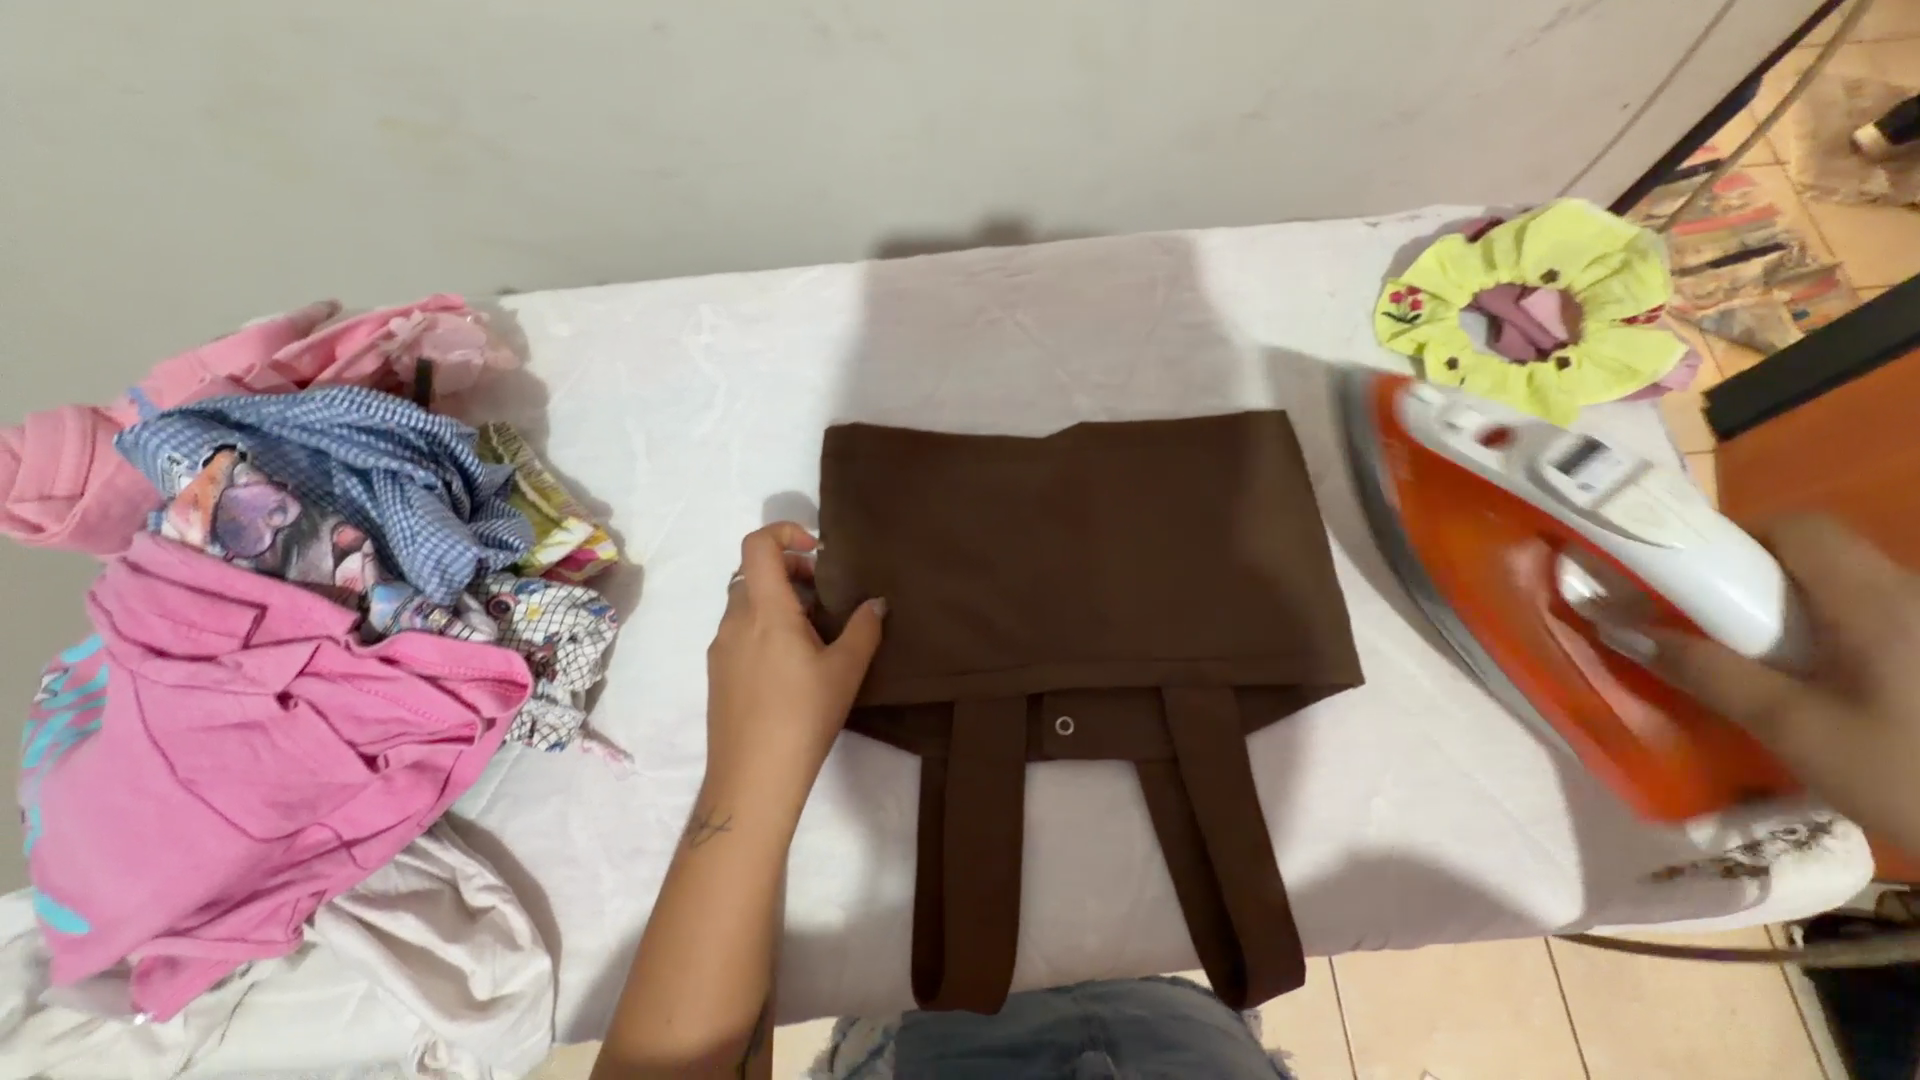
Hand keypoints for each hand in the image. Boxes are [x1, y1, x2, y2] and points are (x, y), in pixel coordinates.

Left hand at [704, 522, 885, 811]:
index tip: (816, 553)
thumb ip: (864, 629)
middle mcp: (734, 621)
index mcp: (764, 611)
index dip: (785, 533)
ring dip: (777, 602)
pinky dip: (764, 626)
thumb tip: (876, 603)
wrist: (753, 777)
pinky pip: (739, 631)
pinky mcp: (717, 673)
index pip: (757, 545)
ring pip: (745, 603)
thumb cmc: (803, 716)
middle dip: (789, 571)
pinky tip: (792, 664)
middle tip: (824, 595)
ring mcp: (720, 648)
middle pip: (753, 573)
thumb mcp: (846, 670)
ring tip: (814, 632)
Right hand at [1607, 516, 1919, 850]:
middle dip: (1751, 582)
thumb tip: (1618, 627)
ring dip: (1789, 613)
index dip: (1735, 539)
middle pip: (1818, 555)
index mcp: (1876, 601)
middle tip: (1713, 631)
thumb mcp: (1791, 728)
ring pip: (1844, 590)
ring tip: (1763, 667)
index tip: (1689, 582)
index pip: (1797, 528)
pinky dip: (1827, 635)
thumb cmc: (1907, 774)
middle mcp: (1914, 596)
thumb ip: (1706, 671)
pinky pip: (1874, 619)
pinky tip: (1823, 687)